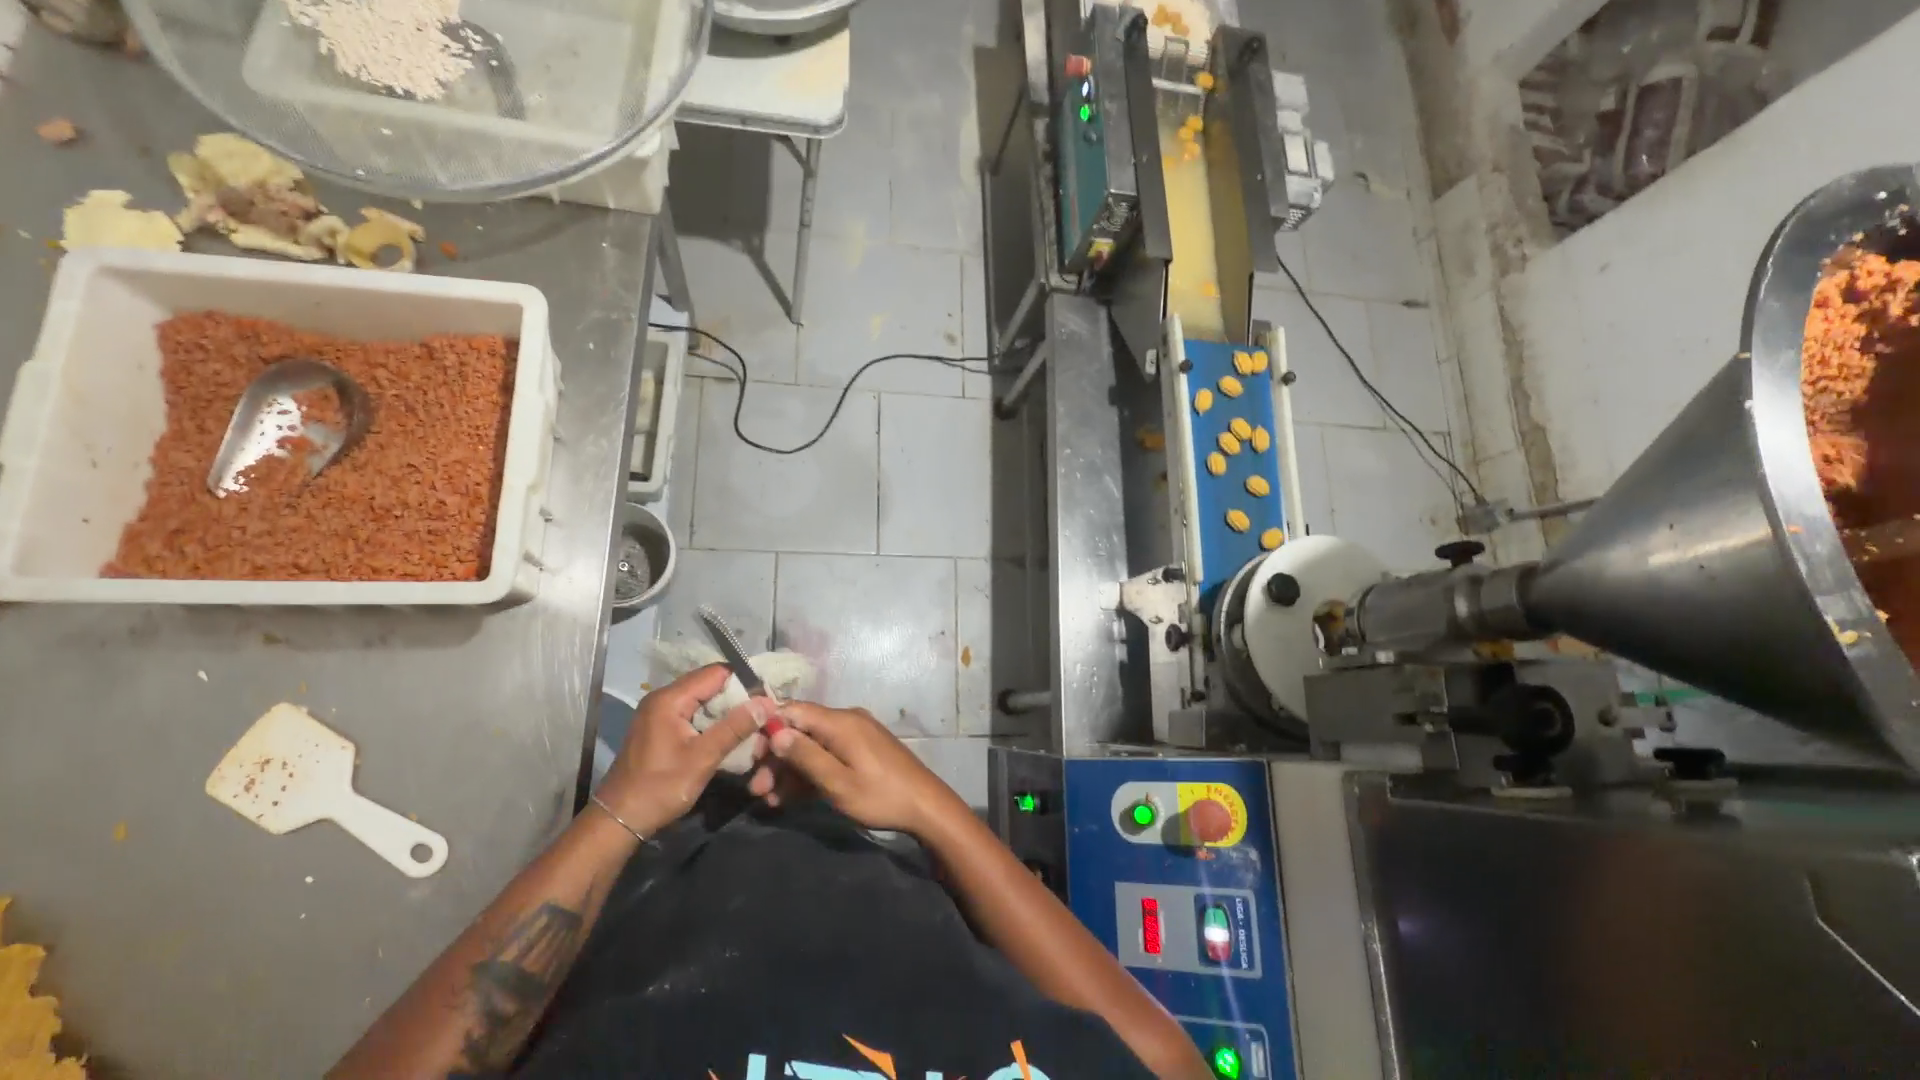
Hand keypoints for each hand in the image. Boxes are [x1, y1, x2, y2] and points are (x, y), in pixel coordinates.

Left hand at [598, 666, 765, 836]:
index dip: (743, 683)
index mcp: (669, 699)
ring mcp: (658, 714)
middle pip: (708, 685)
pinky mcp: (659, 729)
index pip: (716, 673)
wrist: (620, 819)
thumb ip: (735, 727)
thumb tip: (766, 703)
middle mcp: (662, 699)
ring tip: (750, 729)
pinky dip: (710, 724)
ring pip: (701, 702)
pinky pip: (691, 715)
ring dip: (725, 713)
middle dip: (737, 699)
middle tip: (762, 717)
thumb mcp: (703, 757)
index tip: (766, 701)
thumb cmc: (661, 787)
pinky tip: (726, 739)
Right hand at [767, 702, 967, 836]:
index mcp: (841, 722)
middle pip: (800, 730)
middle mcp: (846, 721)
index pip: (792, 711)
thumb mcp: (838, 782)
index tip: (751, 757)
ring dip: (789, 771)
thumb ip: (806, 756)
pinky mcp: (861, 751)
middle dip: (776, 758)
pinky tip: (791, 798)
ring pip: (812, 746)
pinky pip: (827, 755)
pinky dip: (809, 773)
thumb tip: (775, 732)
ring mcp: (855, 736)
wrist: (927, 808)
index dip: (768, 730)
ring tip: (770, 800)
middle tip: (757, 789)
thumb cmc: (881, 796)